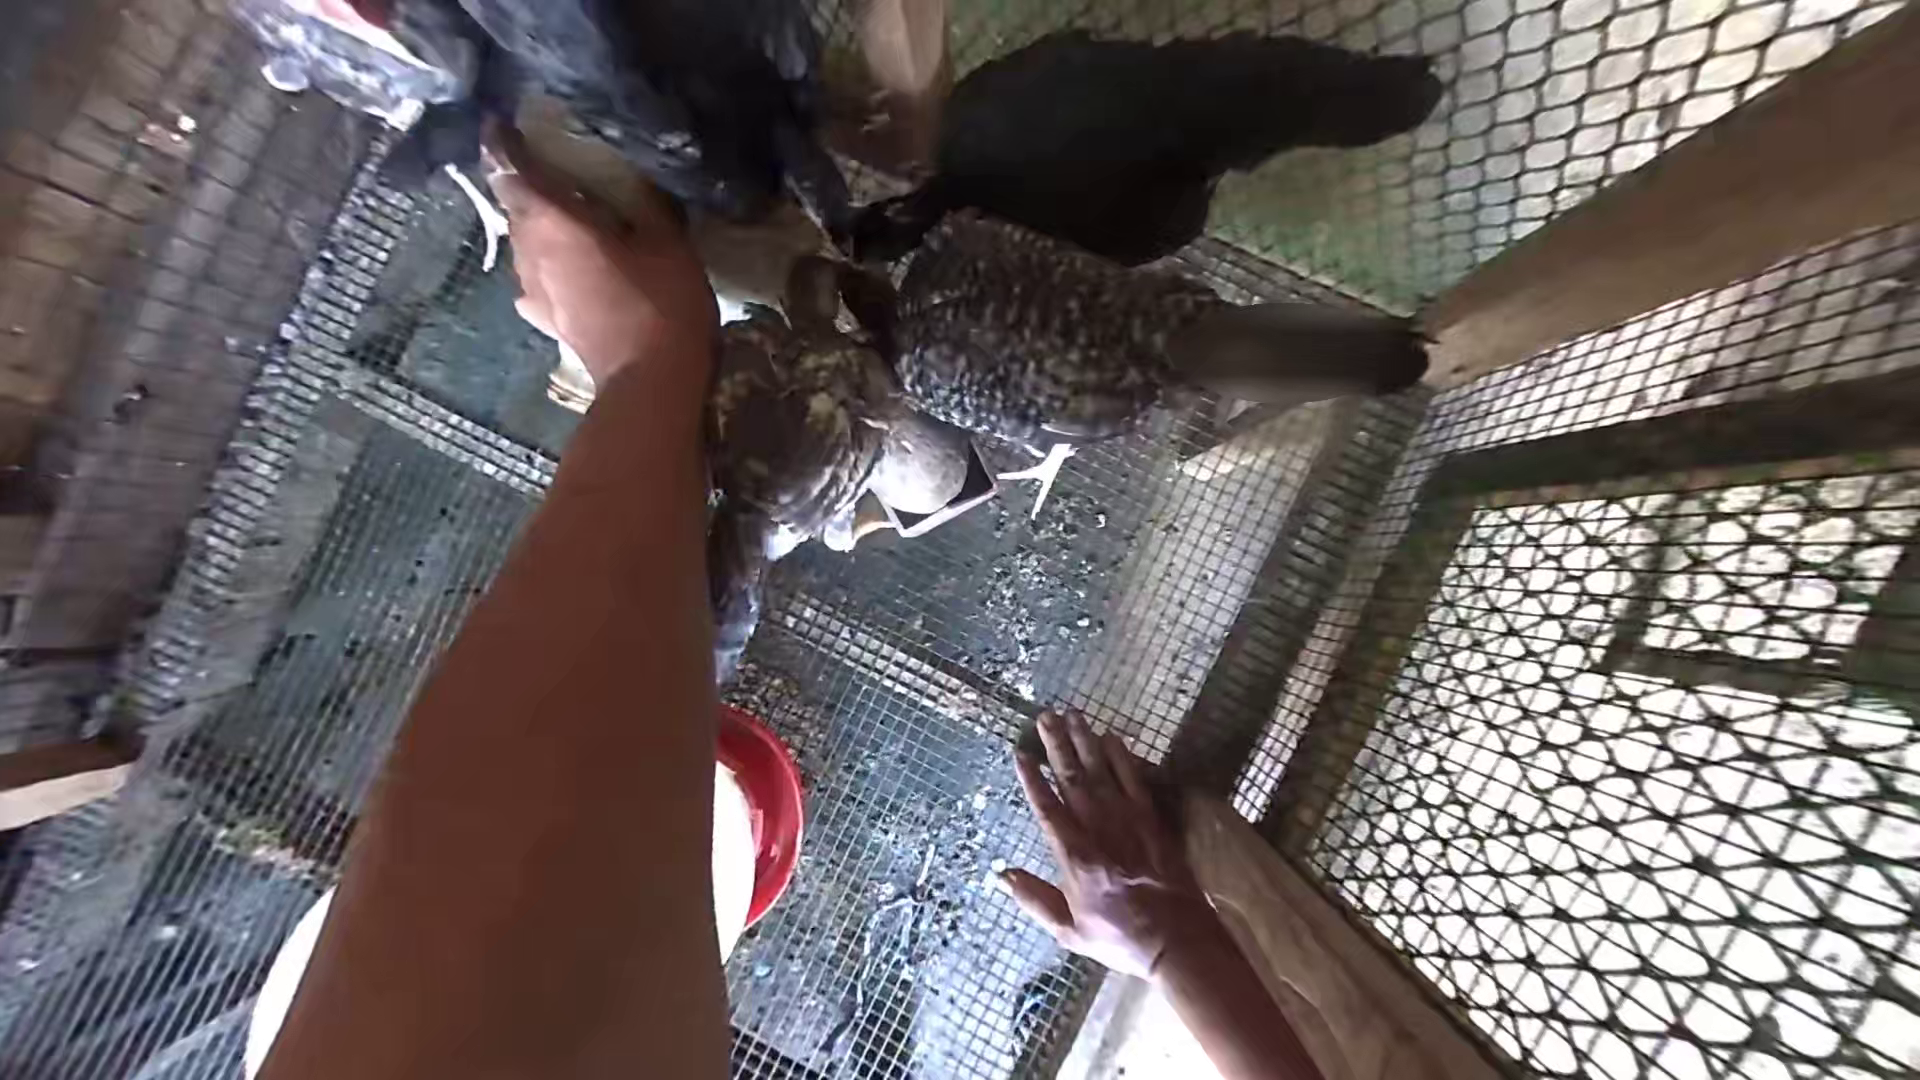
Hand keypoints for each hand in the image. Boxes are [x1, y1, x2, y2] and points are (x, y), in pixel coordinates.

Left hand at [484, 126, 717, 388]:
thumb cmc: (660, 308)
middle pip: (518, 206)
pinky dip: (557, 273)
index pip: (506, 161)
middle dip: (538, 191)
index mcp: (549, 218)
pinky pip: (543, 283)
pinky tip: (578, 281)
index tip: (516, 127)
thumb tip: (639, 181)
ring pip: (529, 246)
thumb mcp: (671, 248)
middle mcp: (526, 249)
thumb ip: (650, 206)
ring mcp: (532, 291)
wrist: (651, 385)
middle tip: (572, 185)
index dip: (506, 140)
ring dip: (550, 235)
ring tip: (583, 235)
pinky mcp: (549, 324)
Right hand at [1003, 710, 1214, 978]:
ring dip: (1084, 740)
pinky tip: (1111, 736)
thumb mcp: (1069, 930)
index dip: (1031, 778)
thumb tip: (1001, 875)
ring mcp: (1126, 818)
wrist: (1177, 940)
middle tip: (1045, 716)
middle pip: (1071, 777)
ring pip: (1100, 770)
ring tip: (1072, 714)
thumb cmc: (1120, 937)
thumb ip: (1034, 899)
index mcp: (1074, 854)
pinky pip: (1133, 778)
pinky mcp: (1150, 817)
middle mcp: (1097, 827)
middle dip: (1056, 745)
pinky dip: (1121, 756)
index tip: (1020, 752)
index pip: (1046, 806)